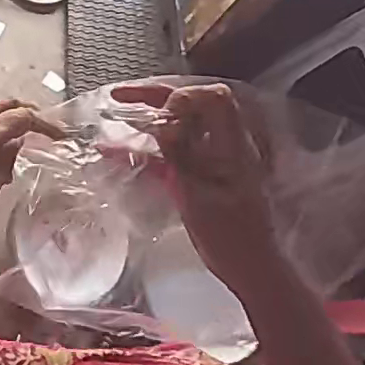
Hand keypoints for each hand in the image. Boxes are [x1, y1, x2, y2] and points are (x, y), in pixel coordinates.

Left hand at [0, 99, 63, 237]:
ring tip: (31, 139)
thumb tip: (20, 144)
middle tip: (48, 130)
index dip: (47, 125)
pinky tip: (7, 146)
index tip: (61, 136)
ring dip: (14, 120)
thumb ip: (9, 159)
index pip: (24, 116)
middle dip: (31, 114)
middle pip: (10, 105)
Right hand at [111, 82, 286, 290]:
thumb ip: (181, 157)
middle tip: (118, 96)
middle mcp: (223, 145)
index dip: (183, 96)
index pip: (214, 98)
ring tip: (112, 113)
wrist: (251, 269)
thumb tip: (163, 121)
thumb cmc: (233, 238)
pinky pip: (169, 154)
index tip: (158, 114)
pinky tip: (113, 152)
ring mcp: (210, 159)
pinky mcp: (198, 176)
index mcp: (233, 145)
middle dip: (154, 97)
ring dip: (145, 120)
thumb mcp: (201, 198)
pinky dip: (144, 150)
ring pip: (177, 128)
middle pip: (191, 105)